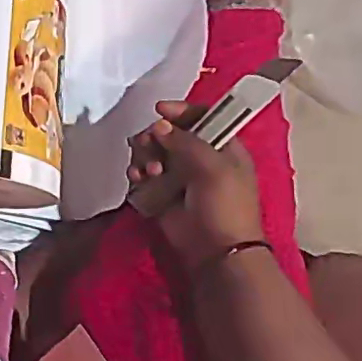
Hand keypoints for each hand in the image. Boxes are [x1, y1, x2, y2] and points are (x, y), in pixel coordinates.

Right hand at [128, 100, 264, 271]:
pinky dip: (137, 172)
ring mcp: (178, 175)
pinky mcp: (160, 192)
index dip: (181, 110)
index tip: (160, 110)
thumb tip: (159, 125)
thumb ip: (186, 141)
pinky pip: (142, 173)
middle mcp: (198, 156)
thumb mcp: (213, 167)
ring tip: (149, 171)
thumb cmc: (224, 205)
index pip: (201, 116)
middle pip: (168, 132)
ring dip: (145, 156)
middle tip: (149, 144)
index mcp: (222, 146)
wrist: (215, 250)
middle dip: (155, 136)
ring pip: (152, 151)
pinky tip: (138, 178)